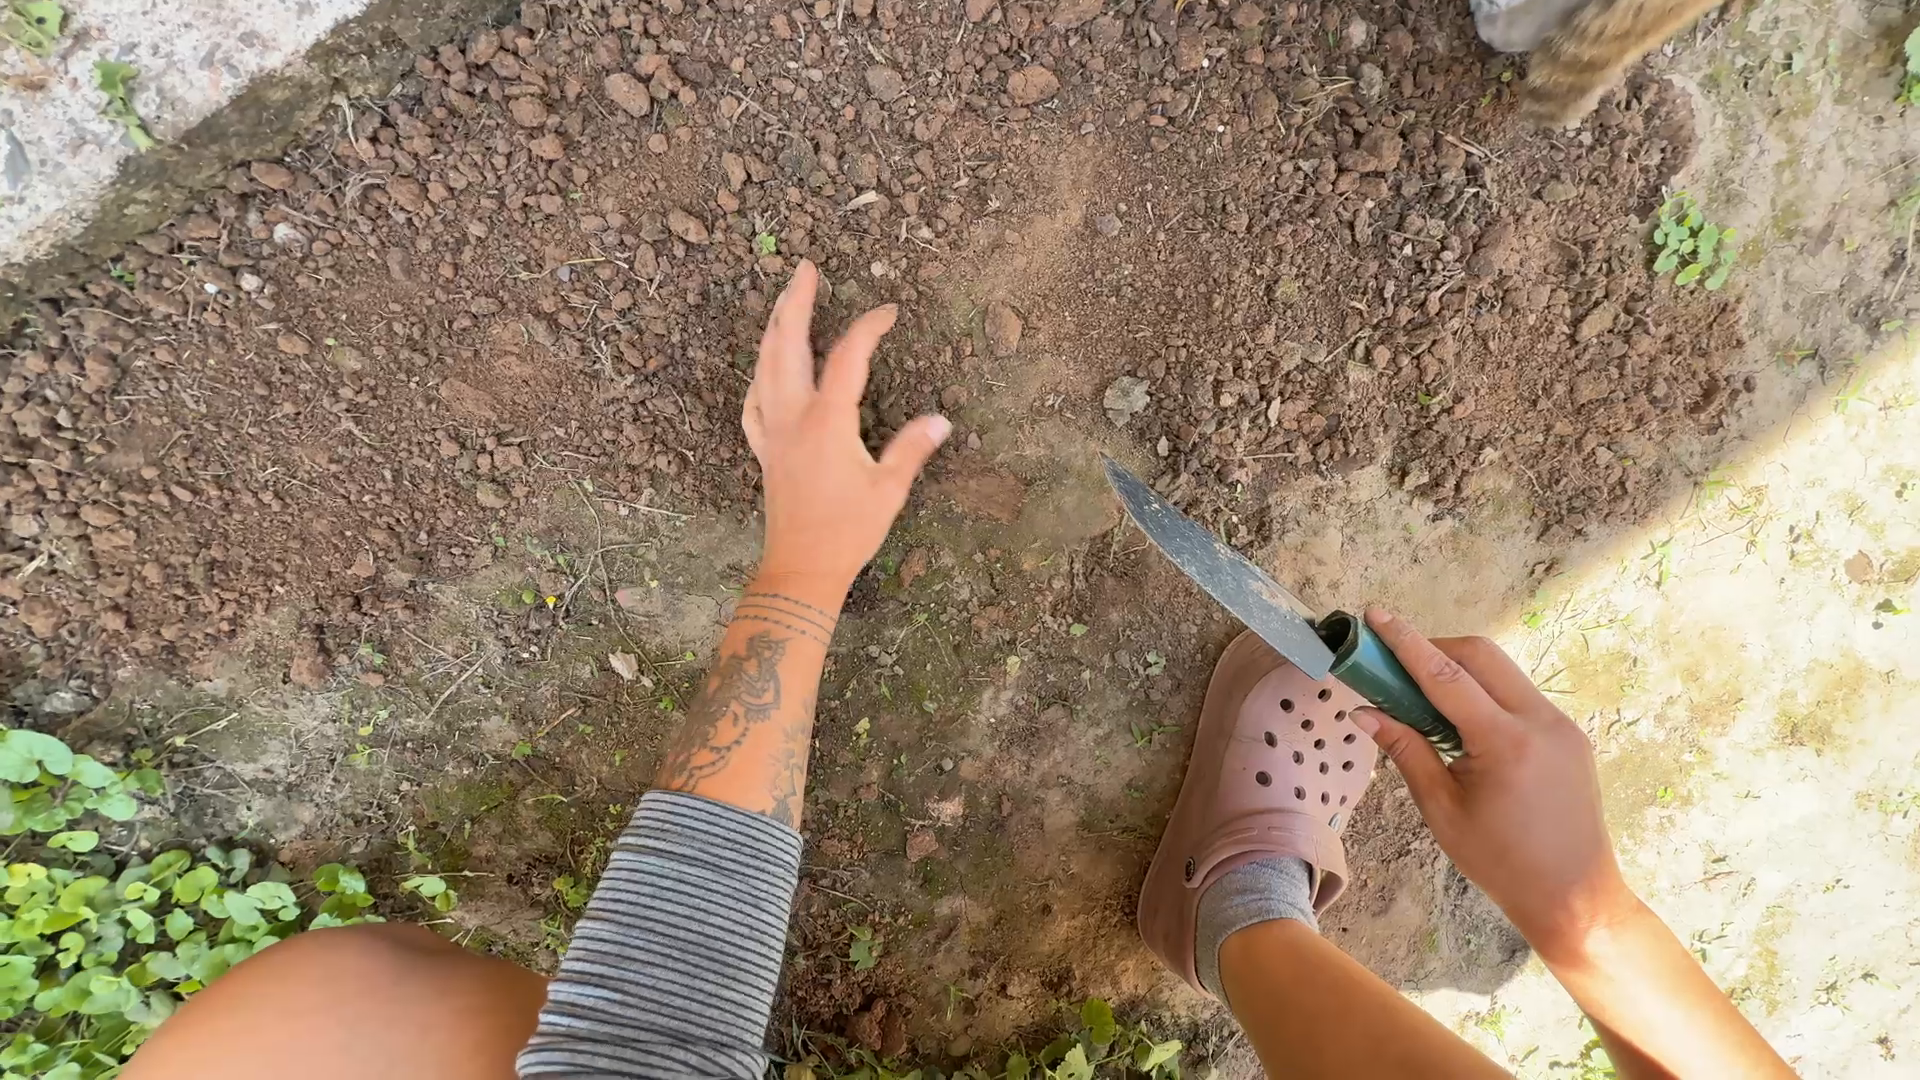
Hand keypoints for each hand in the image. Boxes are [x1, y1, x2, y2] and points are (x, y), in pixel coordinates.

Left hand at [743, 261, 950, 600]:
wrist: (801, 567)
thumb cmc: (847, 531)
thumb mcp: (889, 490)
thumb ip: (912, 449)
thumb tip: (942, 421)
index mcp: (827, 422)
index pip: (847, 358)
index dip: (868, 328)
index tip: (888, 311)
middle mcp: (792, 417)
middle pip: (787, 346)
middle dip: (796, 303)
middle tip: (805, 270)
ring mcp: (772, 432)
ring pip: (764, 367)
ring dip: (774, 329)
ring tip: (784, 303)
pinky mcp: (763, 449)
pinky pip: (752, 402)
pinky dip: (758, 376)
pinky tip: (763, 370)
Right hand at [1348, 608, 1637, 961]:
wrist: (1578, 898)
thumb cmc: (1499, 859)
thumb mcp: (1440, 806)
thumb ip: (1405, 749)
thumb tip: (1363, 712)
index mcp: (1506, 743)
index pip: (1446, 675)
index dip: (1405, 641)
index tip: (1375, 614)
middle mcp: (1541, 723)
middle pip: (1480, 655)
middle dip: (1434, 647)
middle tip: (1395, 664)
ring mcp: (1561, 726)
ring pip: (1500, 669)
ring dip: (1457, 666)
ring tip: (1421, 692)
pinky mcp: (1567, 735)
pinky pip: (1515, 692)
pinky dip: (1479, 688)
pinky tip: (1457, 717)